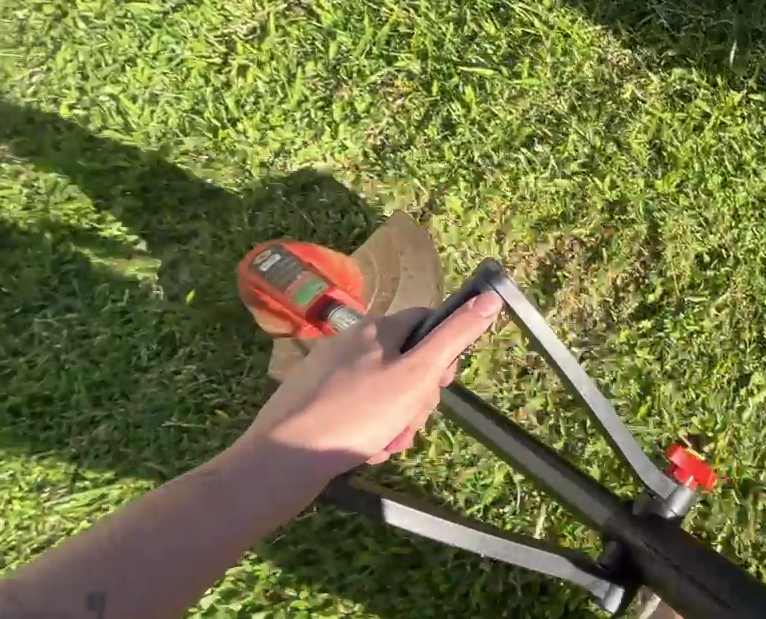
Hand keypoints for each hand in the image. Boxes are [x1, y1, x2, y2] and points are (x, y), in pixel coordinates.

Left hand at [236, 293, 502, 475]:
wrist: (274, 468)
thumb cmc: (356, 415)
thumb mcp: (418, 374)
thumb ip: (456, 335)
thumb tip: (491, 296)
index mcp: (376, 329)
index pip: (428, 322)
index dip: (443, 353)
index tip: (442, 383)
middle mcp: (350, 343)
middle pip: (407, 359)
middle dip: (418, 394)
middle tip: (413, 422)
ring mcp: (325, 374)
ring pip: (383, 387)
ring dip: (396, 416)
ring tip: (388, 444)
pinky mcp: (308, 403)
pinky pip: (355, 407)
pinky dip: (368, 427)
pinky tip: (366, 450)